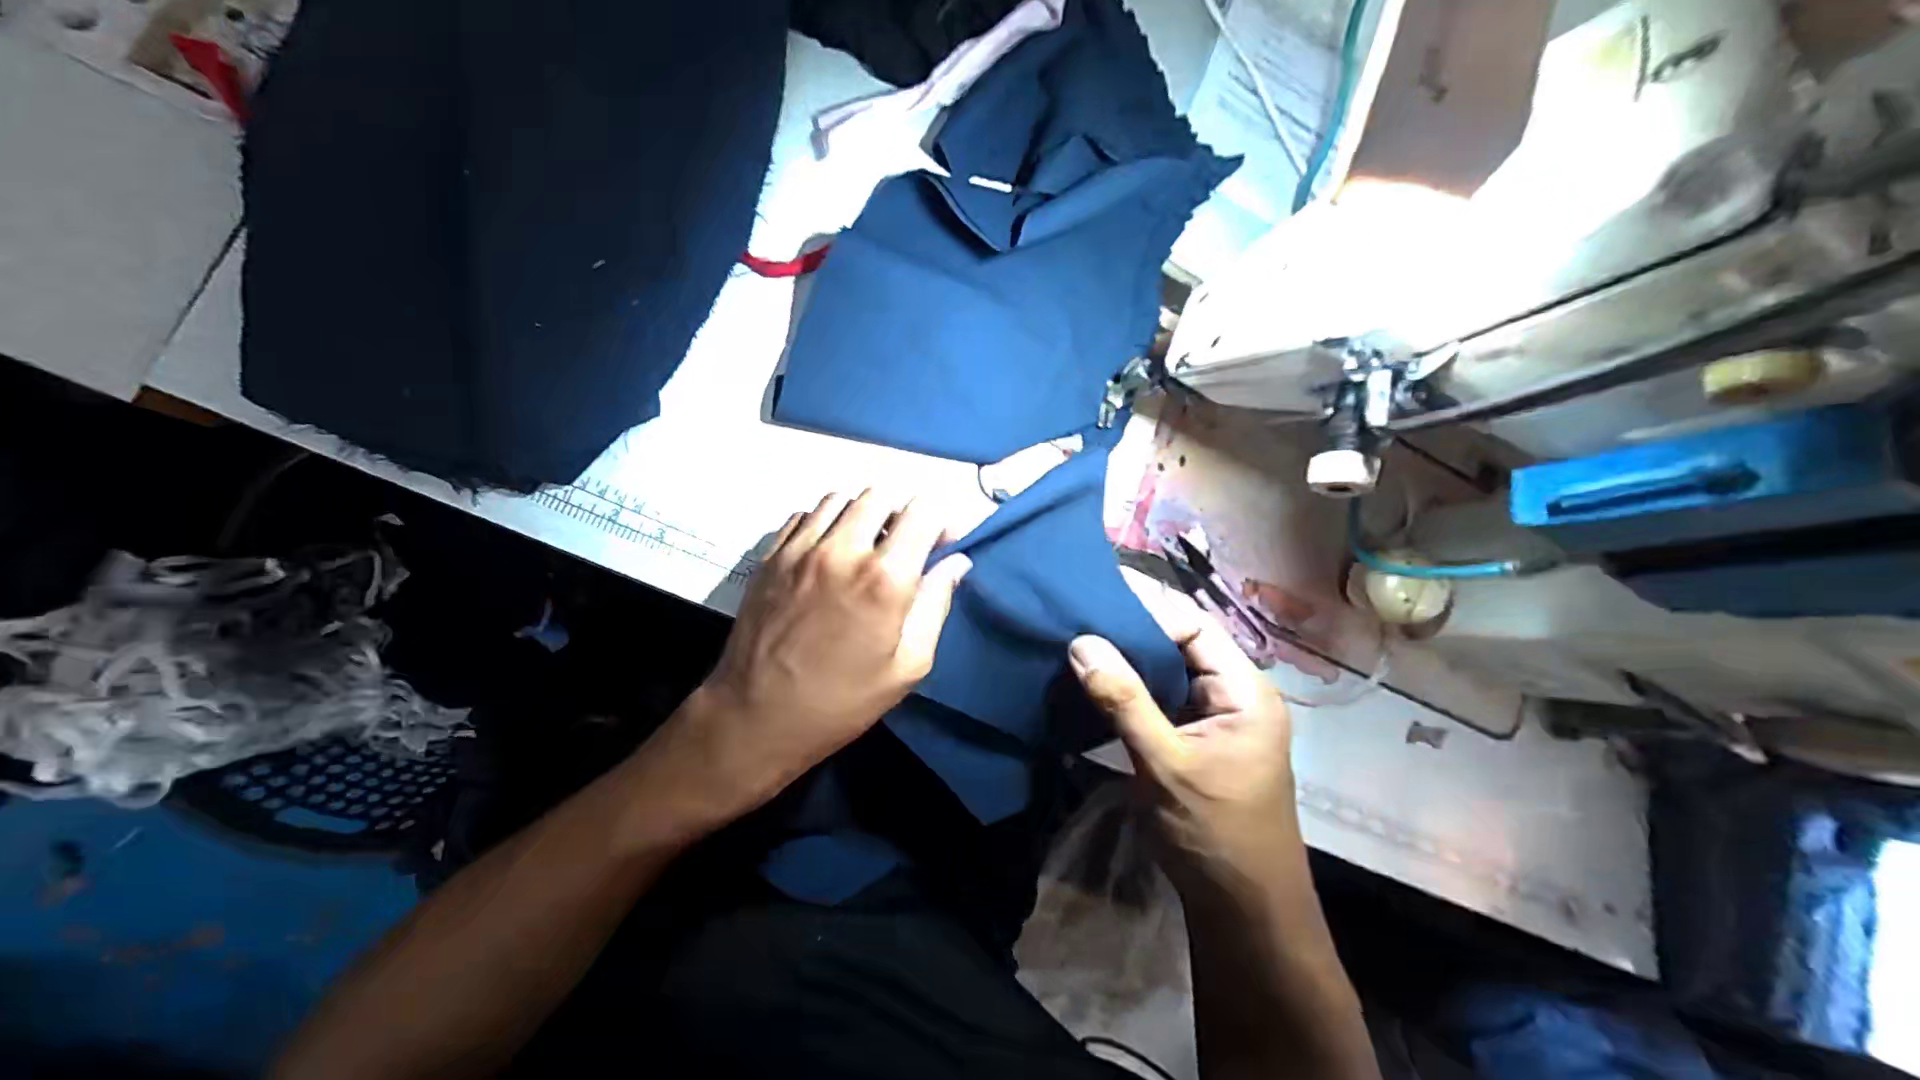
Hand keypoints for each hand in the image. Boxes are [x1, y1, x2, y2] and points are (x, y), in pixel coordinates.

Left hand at [655, 490, 970, 816]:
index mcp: (884, 578)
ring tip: (862, 549)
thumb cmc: (841, 701)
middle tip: (901, 549)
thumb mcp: (907, 666)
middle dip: (899, 515)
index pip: (922, 511)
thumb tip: (955, 563)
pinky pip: (805, 515)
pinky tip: (827, 556)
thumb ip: (935, 605)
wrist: (756, 717)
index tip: (939, 547)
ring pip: (840, 499)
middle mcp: (842, 549)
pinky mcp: (771, 556)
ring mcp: (800, 549)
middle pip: (880, 495)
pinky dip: (824, 524)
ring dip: (860, 516)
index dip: (939, 523)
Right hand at [1067, 575, 1299, 897]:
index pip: (1194, 627)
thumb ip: (1124, 701)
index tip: (1095, 602)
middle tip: (1075, 620)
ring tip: (1074, 645)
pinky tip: (1091, 684)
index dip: (1147, 611)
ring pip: (1164, 673)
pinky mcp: (1191, 741)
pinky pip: (1157, 701)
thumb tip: (1081, 641)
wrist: (1241, 909)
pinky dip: (1127, 692)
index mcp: (1244, 691)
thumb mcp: (1166, 764)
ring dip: (1125, 663)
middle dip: (1129, 633)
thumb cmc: (1215, 832)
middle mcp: (1232, 695)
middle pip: (1178, 645)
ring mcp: (1211, 719)